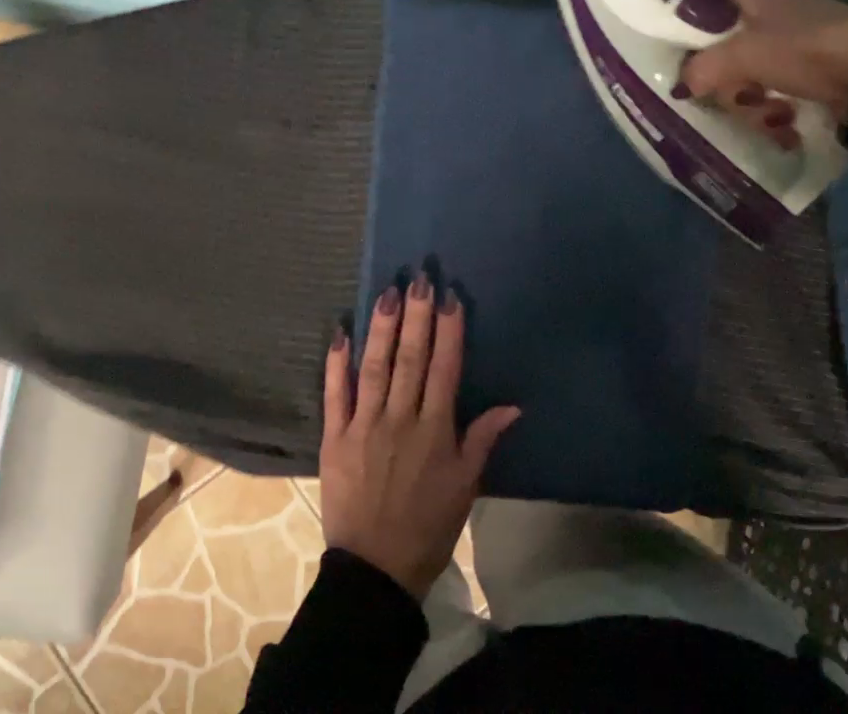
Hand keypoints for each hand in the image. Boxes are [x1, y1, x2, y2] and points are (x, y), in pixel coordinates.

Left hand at [319, 275, 521, 599]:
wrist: (376, 568)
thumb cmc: (428, 527)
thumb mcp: (466, 487)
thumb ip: (482, 441)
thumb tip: (512, 406)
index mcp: (436, 431)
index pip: (445, 369)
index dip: (449, 331)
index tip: (450, 297)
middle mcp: (401, 419)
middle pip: (410, 359)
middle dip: (416, 316)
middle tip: (419, 277)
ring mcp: (364, 426)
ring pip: (375, 367)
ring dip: (381, 328)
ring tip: (387, 292)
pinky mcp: (335, 438)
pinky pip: (335, 394)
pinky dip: (337, 364)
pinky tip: (340, 333)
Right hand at [678, 0, 847, 144]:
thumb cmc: (806, 51)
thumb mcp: (744, 54)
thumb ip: (702, 67)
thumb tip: (682, 85)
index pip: (705, 10)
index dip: (688, 38)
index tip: (680, 68)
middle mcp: (775, 13)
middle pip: (725, 52)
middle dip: (725, 82)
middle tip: (732, 100)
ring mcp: (796, 45)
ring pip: (747, 77)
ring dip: (750, 104)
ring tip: (767, 117)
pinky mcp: (812, 75)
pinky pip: (773, 93)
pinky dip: (772, 111)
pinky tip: (782, 124)